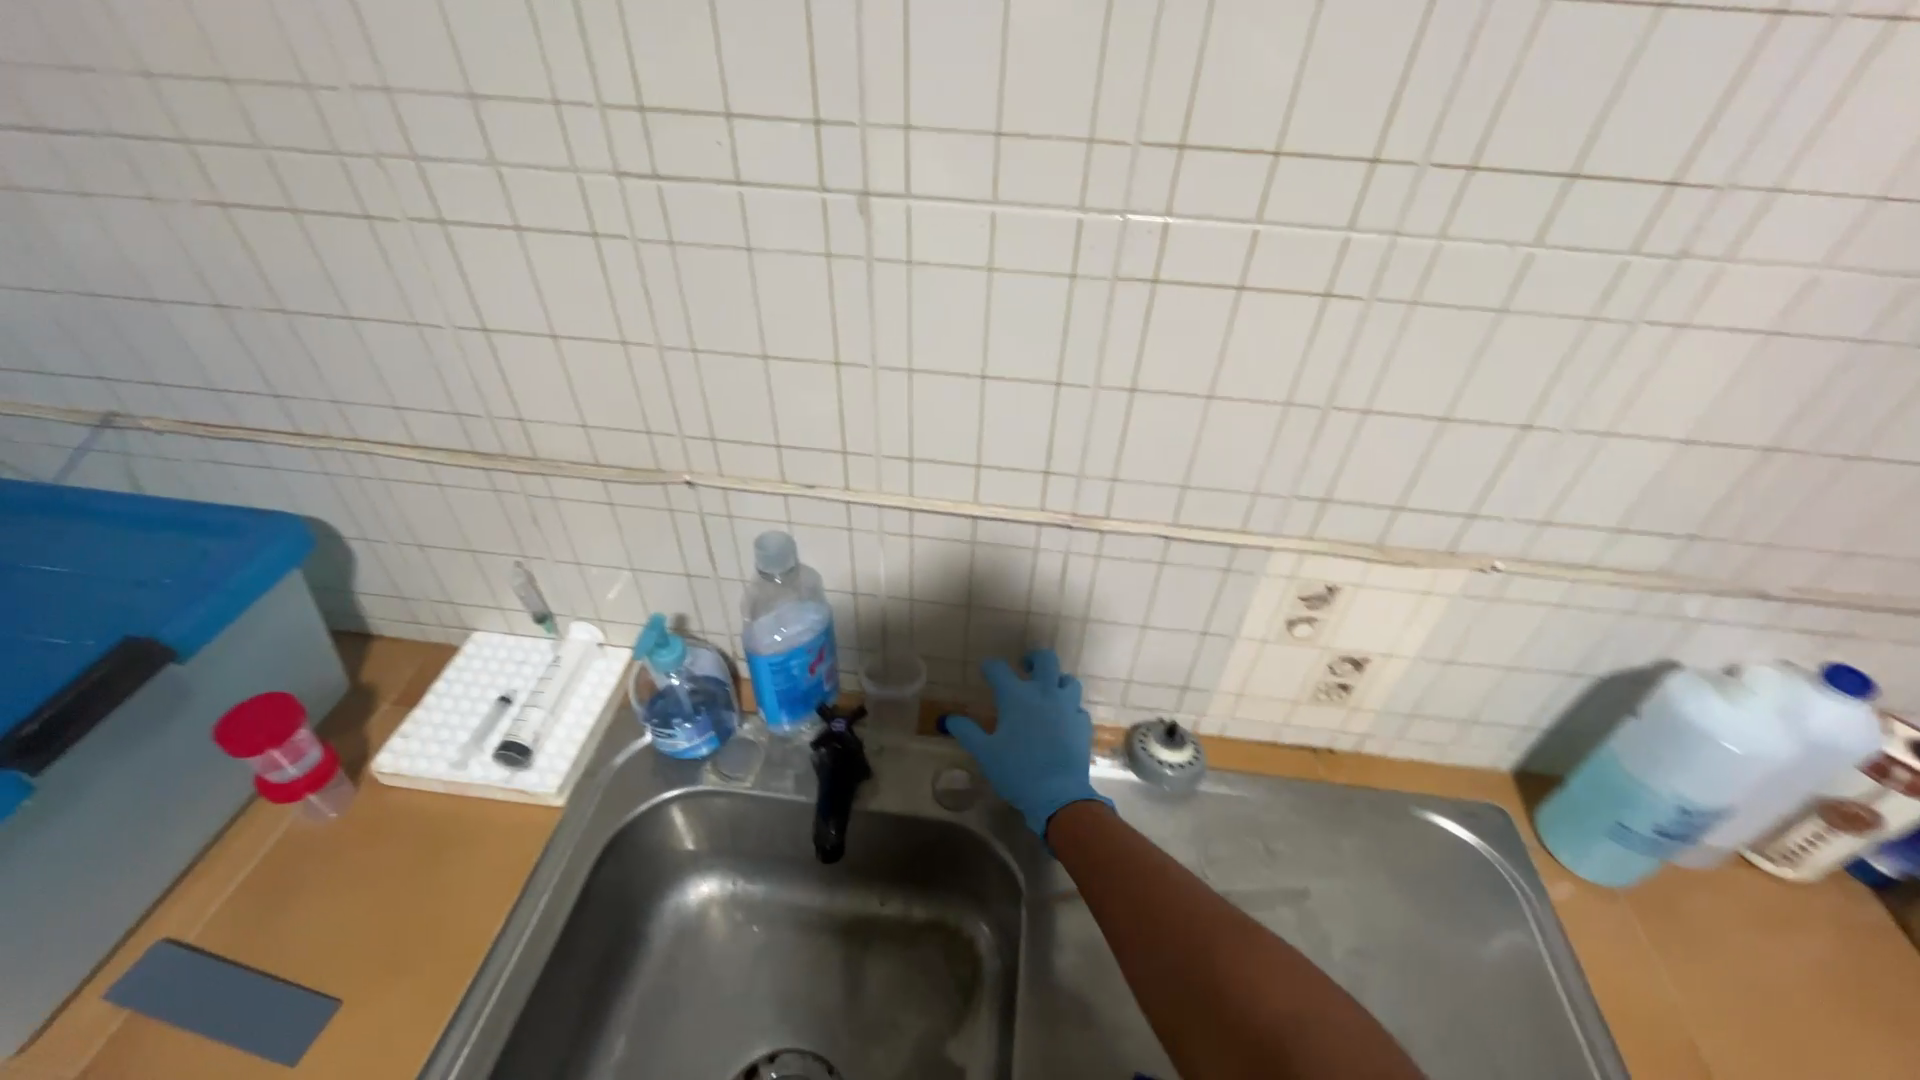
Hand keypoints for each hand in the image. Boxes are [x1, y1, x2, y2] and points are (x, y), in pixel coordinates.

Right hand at [945, 649, 1114, 837]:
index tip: (986, 671)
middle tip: (1025, 666)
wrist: (1058, 794)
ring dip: (1056, 681)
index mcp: (1016, 697)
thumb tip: (949, 719)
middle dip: (1033, 659)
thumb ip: (966, 732)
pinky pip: (1077, 707)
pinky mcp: (1082, 724)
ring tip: (1048, 691)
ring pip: (1068, 680)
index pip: (999, 669)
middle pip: (1045, 660)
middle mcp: (1044, 693)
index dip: (989, 667)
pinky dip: (1069, 708)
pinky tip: (1062, 719)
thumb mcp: (984, 753)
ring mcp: (1067, 707)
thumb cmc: (1016, 771)